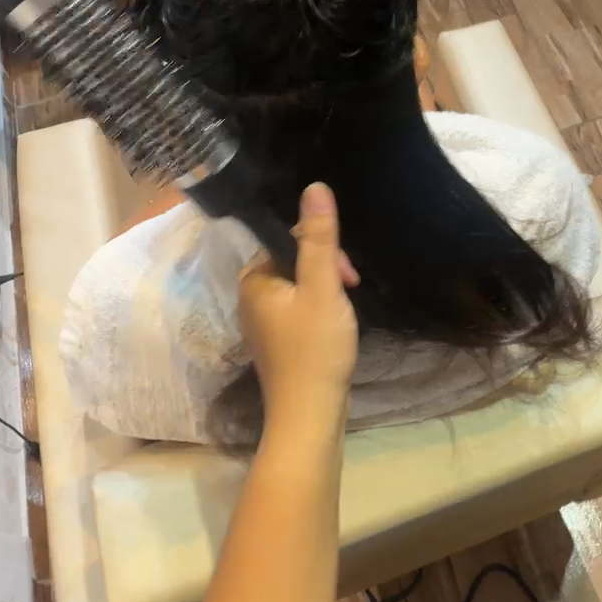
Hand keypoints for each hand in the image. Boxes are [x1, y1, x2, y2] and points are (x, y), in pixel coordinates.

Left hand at [238, 183, 361, 419]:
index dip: (323, 249)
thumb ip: (320, 239)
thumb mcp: (322, 287)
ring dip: (328, 291)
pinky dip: (322, 310)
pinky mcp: (279, 341)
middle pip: (295, 261)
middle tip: (350, 292)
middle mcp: (251, 296)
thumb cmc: (315, 348)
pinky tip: (336, 326)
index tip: (347, 274)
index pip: (289, 240)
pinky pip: (301, 308)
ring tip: (344, 313)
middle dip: (328, 271)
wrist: (309, 414)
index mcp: (254, 278)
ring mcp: (264, 321)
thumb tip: (315, 188)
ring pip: (301, 286)